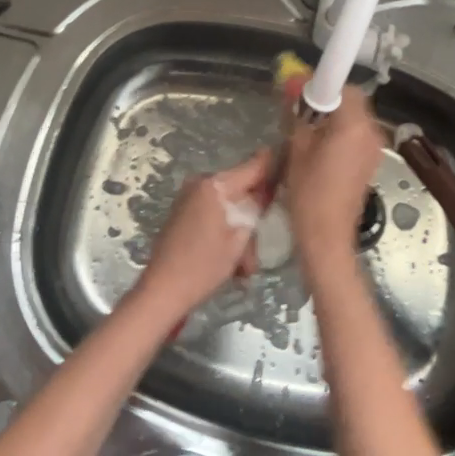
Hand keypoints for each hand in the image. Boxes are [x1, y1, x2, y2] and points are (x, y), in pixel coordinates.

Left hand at [137, 149, 272, 313]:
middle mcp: (200, 183)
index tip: (292, 165)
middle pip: (240, 189)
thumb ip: (255, 208)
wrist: (162, 290)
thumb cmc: (204, 266)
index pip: (253, 166)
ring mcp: (189, 196)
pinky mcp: (183, 212)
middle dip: (254, 214)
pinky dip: (225, 231)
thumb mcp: (238, 239)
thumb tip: (269, 187)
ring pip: (228, 205)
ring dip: (240, 231)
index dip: (275, 165)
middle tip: (261, 244)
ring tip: (244, 265)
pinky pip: (214, 213)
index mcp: (214, 185)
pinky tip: (231, 260)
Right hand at [285, 84, 383, 265]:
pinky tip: (319, 147)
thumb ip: (297, 111)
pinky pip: (356, 134)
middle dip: (326, 100)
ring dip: (332, 116)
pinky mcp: (371, 162)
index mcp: (354, 125)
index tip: (299, 90)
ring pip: (354, 117)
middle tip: (299, 110)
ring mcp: (374, 149)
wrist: (326, 237)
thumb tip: (293, 82)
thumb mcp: (296, 147)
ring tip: (306, 130)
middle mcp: (371, 132)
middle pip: (351, 100)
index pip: (342, 87)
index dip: (320, 84)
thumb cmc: (308, 192)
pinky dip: (339, 132)